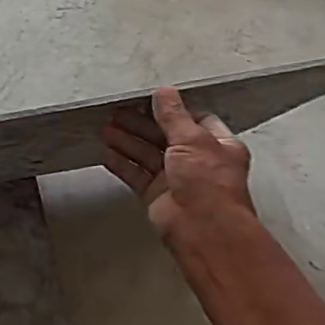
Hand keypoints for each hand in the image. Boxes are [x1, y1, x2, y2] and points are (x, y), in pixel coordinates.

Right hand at [100, 86, 254, 244]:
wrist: (203, 230)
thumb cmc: (211, 187)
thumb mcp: (192, 139)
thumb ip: (174, 115)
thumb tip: (165, 94)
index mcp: (217, 145)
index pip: (194, 120)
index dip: (172, 110)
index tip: (150, 101)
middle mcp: (198, 162)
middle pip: (165, 136)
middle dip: (142, 124)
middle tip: (119, 113)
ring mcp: (177, 180)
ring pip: (147, 155)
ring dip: (127, 141)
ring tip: (107, 128)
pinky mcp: (158, 197)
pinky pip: (136, 176)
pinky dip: (122, 164)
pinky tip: (108, 154)